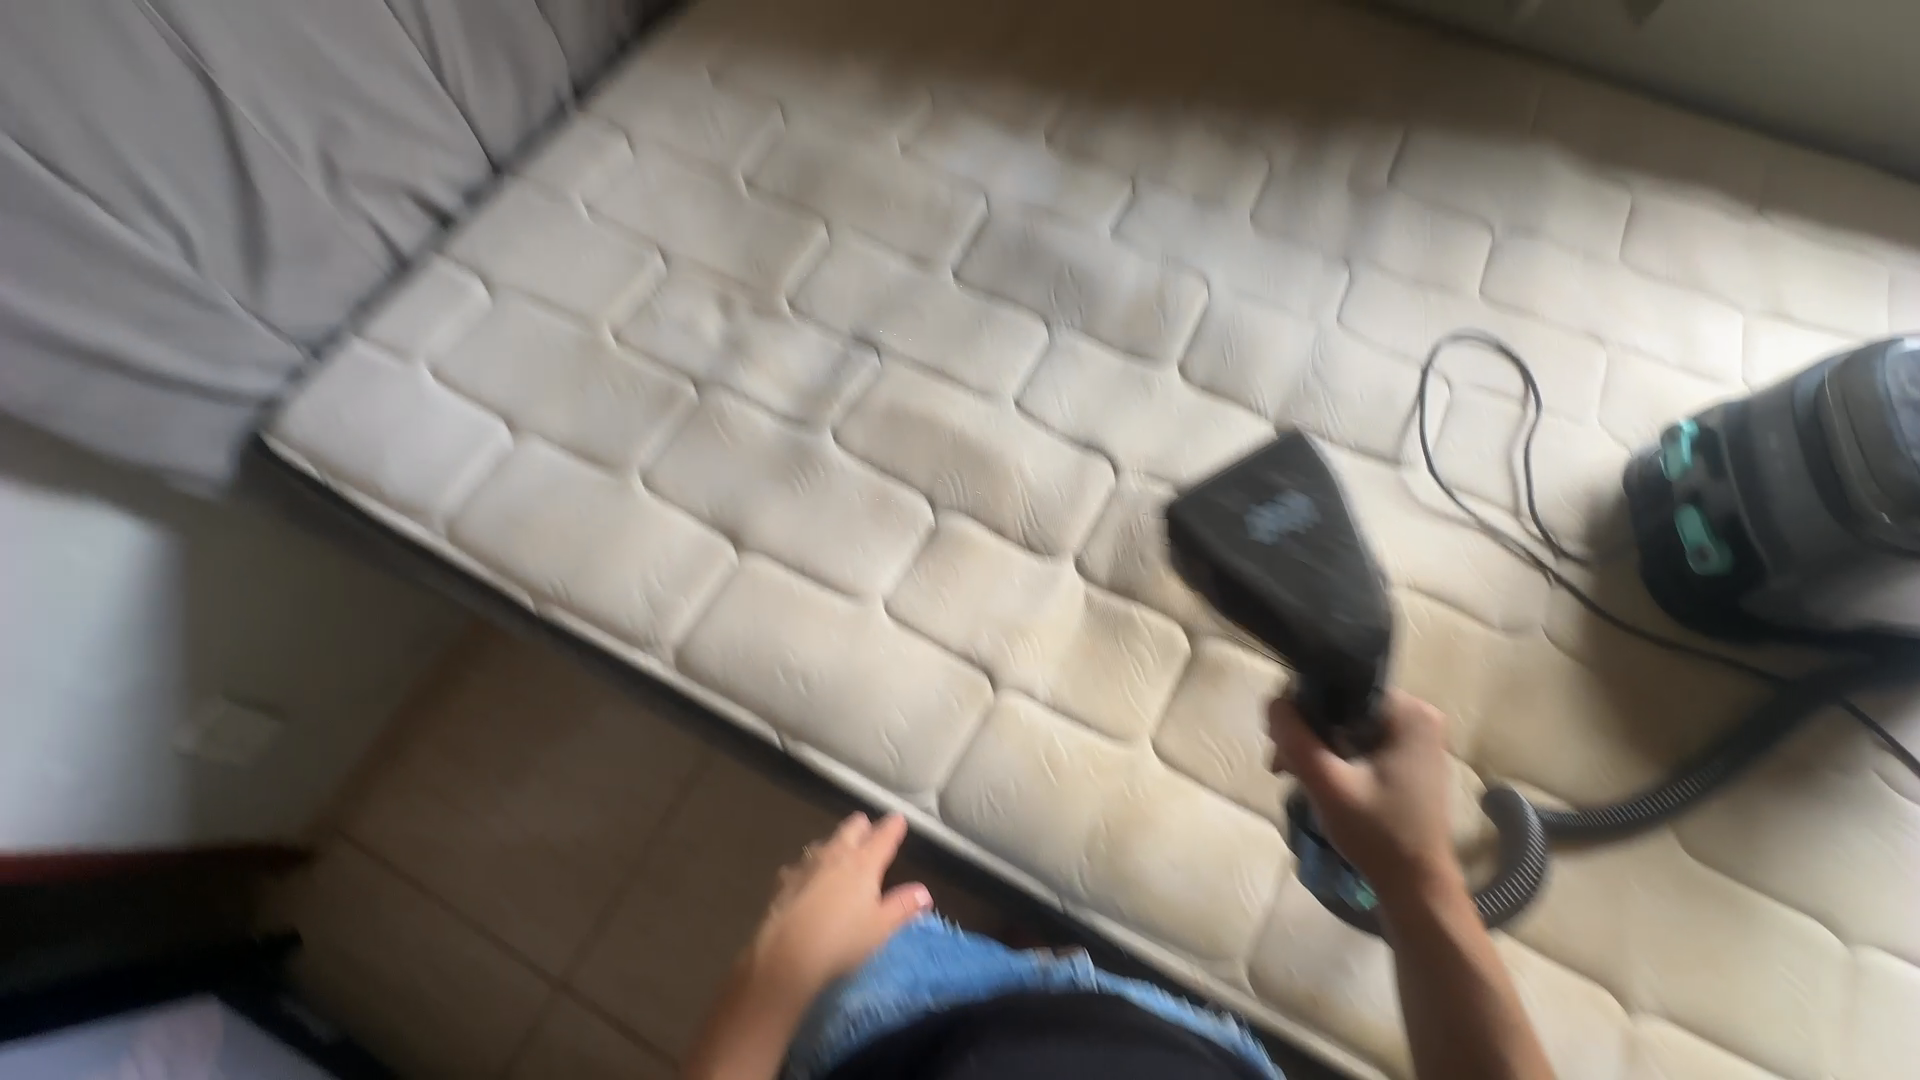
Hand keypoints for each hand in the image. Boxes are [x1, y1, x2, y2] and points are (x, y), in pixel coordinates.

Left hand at [742, 811, 931, 1008]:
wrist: (786, 956)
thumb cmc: (842, 941)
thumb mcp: (880, 928)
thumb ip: (903, 907)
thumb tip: (924, 892)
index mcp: (864, 863)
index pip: (883, 837)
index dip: (893, 827)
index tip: (898, 818)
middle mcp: (836, 855)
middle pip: (851, 829)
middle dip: (862, 826)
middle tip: (868, 828)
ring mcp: (807, 865)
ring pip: (825, 842)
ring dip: (835, 843)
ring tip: (839, 850)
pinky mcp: (785, 880)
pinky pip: (802, 864)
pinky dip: (810, 866)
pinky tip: (807, 877)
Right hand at [1269, 690, 1461, 906]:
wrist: (1415, 885)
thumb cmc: (1377, 833)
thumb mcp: (1327, 784)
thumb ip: (1295, 738)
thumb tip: (1272, 701)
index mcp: (1409, 712)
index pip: (1337, 687)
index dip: (1300, 708)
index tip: (1281, 744)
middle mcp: (1418, 716)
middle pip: (1340, 705)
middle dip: (1305, 732)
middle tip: (1283, 767)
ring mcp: (1416, 738)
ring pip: (1344, 723)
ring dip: (1314, 746)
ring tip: (1294, 776)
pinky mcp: (1408, 758)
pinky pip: (1358, 740)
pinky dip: (1333, 756)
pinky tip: (1317, 780)